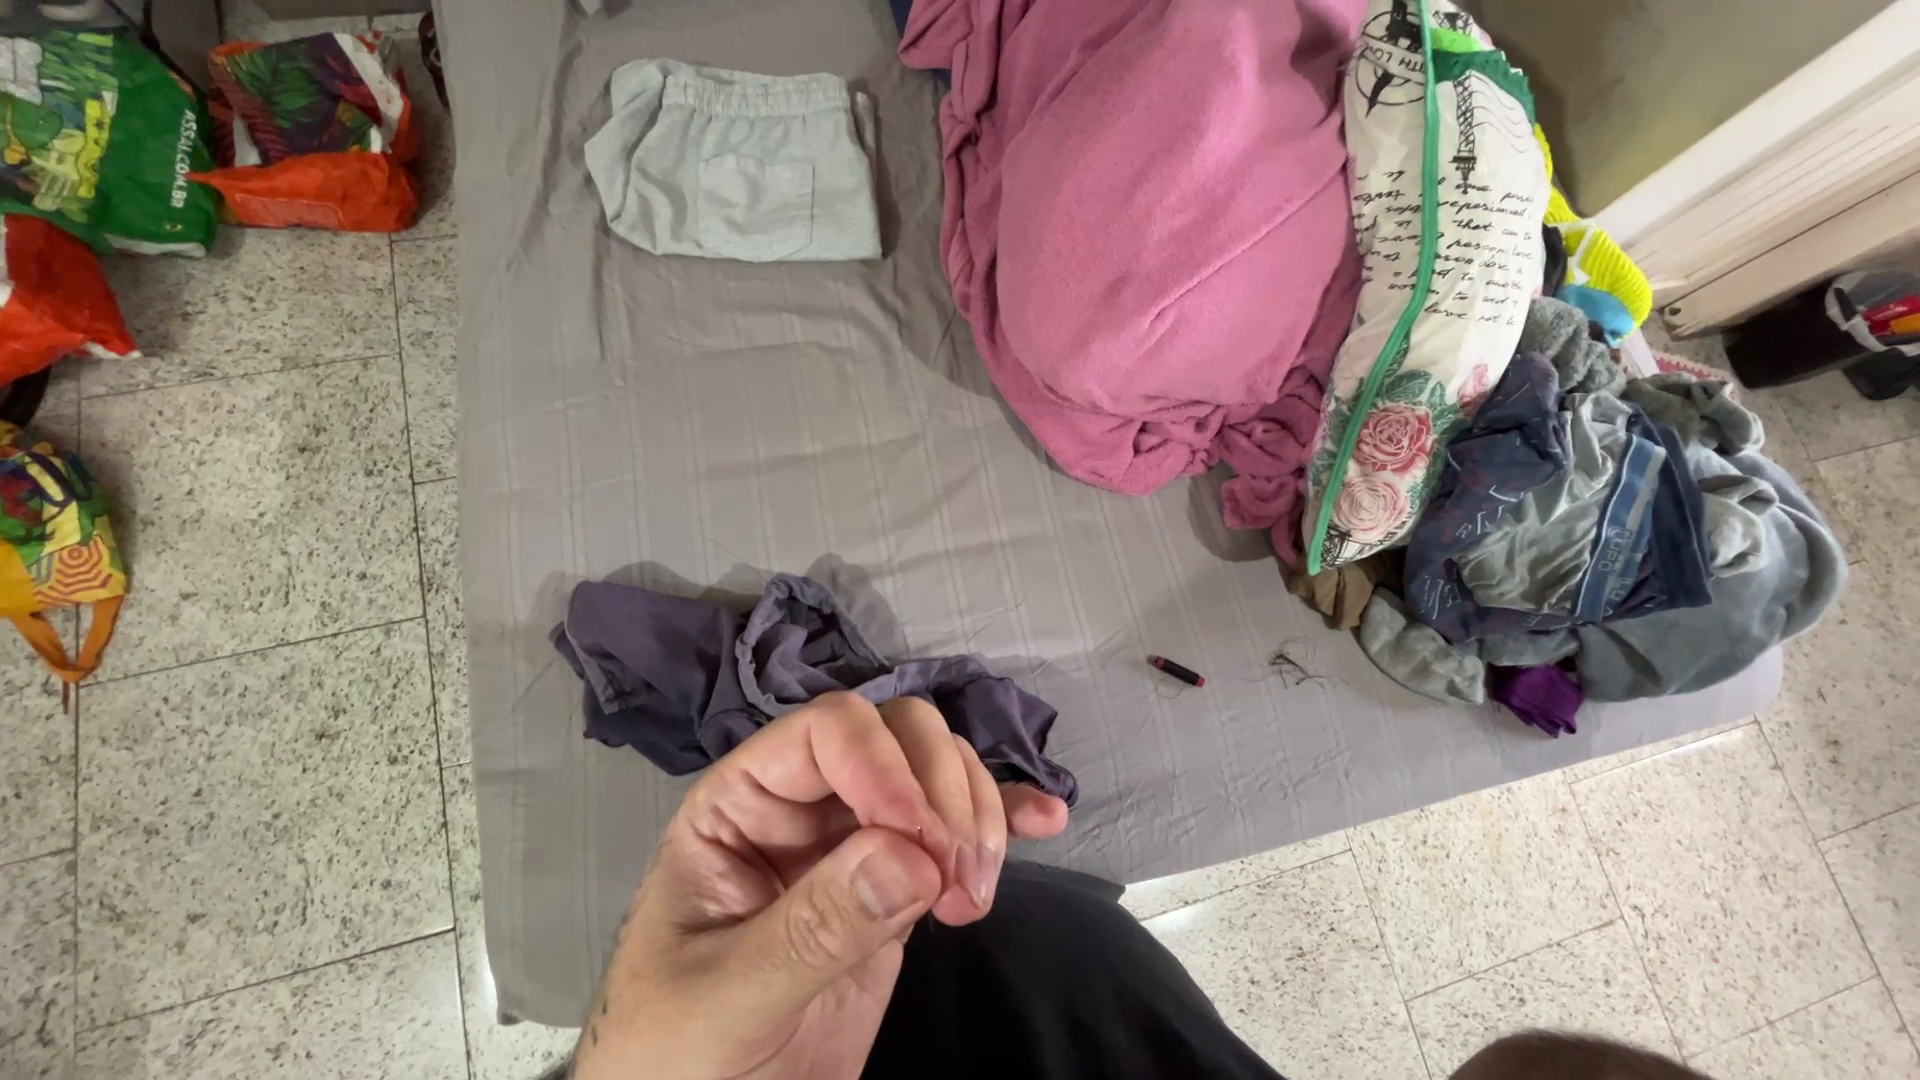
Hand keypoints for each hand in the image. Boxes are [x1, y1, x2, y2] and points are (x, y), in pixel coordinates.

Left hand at [571, 691, 1070, 1079]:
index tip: (921, 840)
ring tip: (972, 898)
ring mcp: (857, 841)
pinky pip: (956, 831)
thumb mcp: (724, 999)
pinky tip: (1045, 820)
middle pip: (896, 734)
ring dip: (976, 815)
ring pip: (936, 772)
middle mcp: (806, 804)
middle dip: (940, 791)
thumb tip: (909, 856)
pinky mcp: (900, 883)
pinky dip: (1003, 818)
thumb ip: (810, 929)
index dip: (883, 766)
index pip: (826, 733)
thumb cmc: (675, 1057)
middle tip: (954, 878)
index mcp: (744, 802)